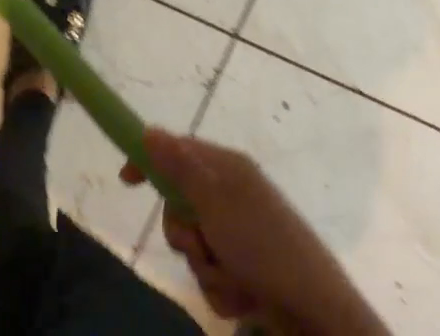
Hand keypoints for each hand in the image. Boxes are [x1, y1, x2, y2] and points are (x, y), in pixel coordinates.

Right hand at [122, 128, 387, 335]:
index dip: (150, 162)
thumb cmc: (262, 244)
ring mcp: (240, 233)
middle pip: (179, 204)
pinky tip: (243, 294)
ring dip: (204, 265)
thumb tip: (148, 130)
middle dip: (183, 232)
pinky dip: (221, 286)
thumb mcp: (214, 201)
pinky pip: (211, 272)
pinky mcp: (245, 267)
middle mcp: (232, 195)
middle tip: (199, 242)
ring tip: (230, 275)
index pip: (178, 151)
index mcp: (228, 169)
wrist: (314, 309)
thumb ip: (178, 167)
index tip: (126, 180)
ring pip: (194, 243)